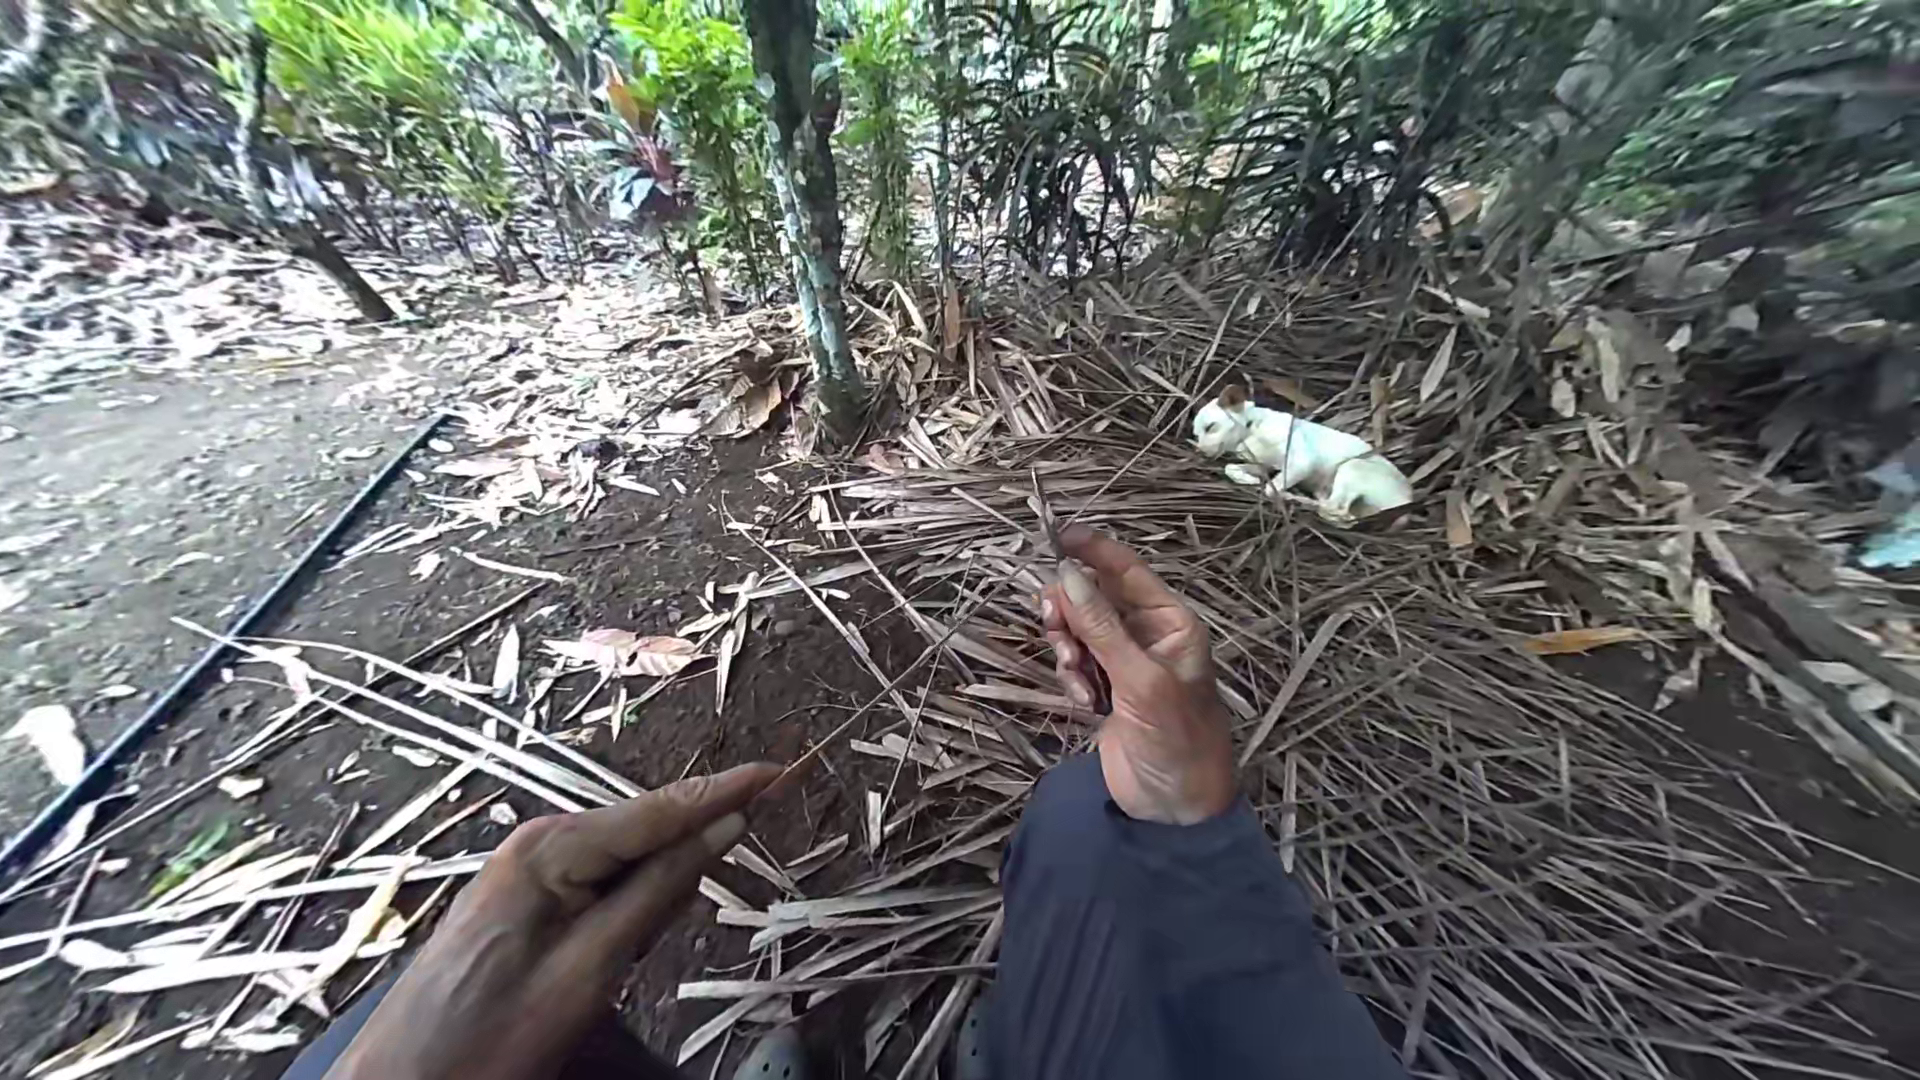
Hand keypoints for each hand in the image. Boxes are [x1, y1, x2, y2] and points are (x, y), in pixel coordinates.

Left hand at [326, 763, 779, 1079]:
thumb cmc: (489, 1045)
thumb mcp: (592, 966)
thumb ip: (664, 885)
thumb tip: (729, 826)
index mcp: (556, 845)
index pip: (664, 807)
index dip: (728, 789)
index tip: (779, 771)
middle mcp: (548, 837)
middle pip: (649, 828)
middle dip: (687, 853)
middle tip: (687, 901)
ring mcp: (537, 860)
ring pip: (632, 855)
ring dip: (656, 887)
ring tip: (627, 952)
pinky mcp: (535, 887)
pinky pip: (608, 876)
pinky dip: (631, 900)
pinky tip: (616, 942)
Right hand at [1041, 527, 1235, 824]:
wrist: (1174, 807)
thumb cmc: (1176, 737)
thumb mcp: (1140, 680)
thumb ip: (1102, 628)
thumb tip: (1066, 576)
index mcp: (1168, 621)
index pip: (1125, 569)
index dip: (1092, 549)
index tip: (1055, 536)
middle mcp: (1144, 633)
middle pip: (1092, 597)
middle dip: (1070, 611)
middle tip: (1053, 626)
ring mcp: (1121, 660)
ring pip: (1076, 629)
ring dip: (1068, 647)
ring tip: (1078, 676)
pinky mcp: (1102, 685)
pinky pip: (1073, 661)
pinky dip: (1071, 676)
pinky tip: (1085, 701)